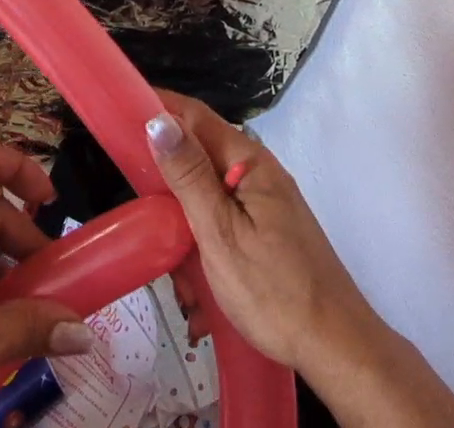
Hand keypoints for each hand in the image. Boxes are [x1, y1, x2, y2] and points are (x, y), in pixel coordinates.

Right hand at [145, 89, 374, 372]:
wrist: (337, 347)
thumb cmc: (274, 291)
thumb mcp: (219, 233)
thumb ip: (188, 175)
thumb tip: (159, 119)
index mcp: (249, 162)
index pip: (195, 115)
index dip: (157, 106)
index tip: (116, 112)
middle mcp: (259, 172)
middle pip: (197, 158)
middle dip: (167, 191)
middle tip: (148, 229)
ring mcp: (266, 203)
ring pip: (206, 199)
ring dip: (185, 234)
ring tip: (185, 285)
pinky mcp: (268, 231)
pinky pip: (222, 225)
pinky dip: (203, 251)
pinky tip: (200, 293)